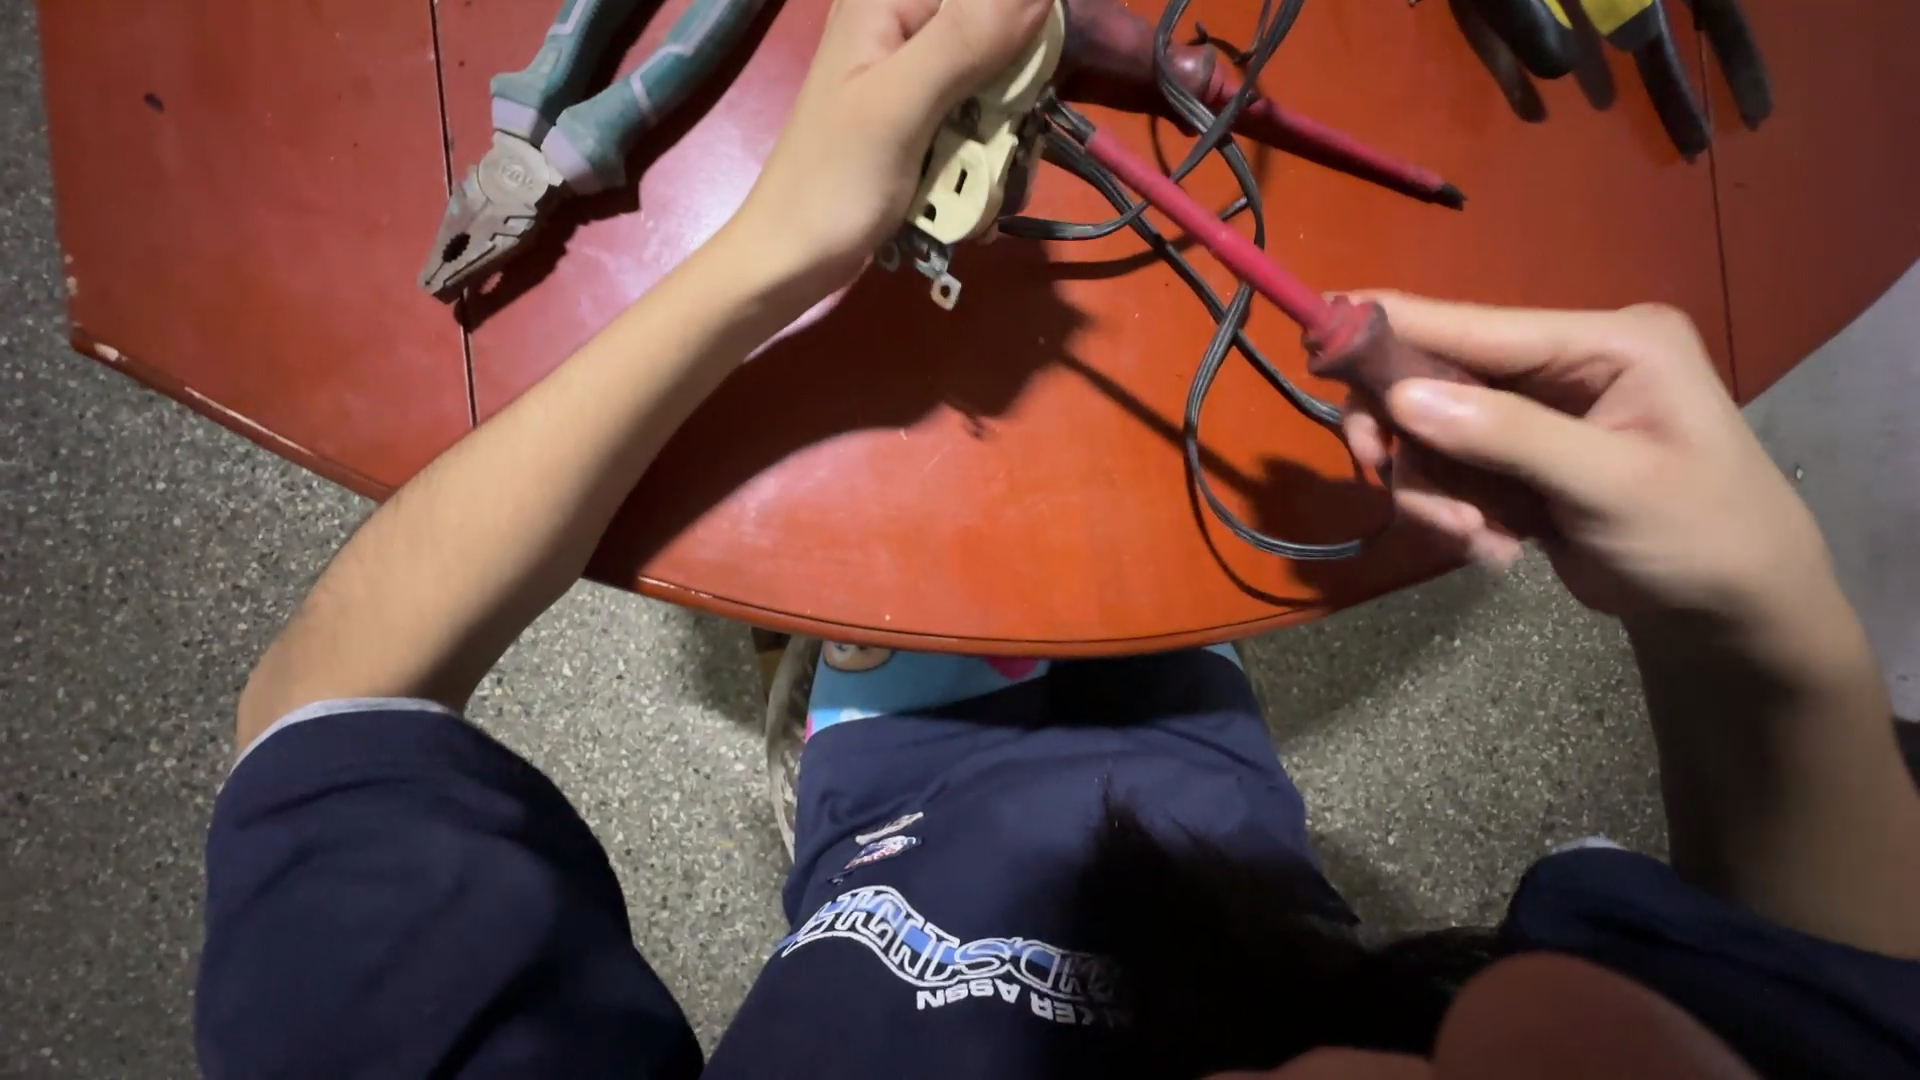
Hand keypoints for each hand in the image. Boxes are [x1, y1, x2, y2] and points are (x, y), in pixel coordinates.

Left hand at [727, 0, 1051, 292]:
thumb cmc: (833, 185)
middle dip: (1012, 111)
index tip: (1024, 104)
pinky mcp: (918, 130)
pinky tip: (970, 209)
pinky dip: (980, 172)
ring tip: (984, 199)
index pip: (991, 3)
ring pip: (993, 99)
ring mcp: (912, 86)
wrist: (792, 260)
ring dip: (999, 154)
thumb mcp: (900, 105)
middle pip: (998, 49)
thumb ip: (967, 38)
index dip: (1024, 45)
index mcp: (890, 2)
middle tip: (998, 163)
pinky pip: (974, 134)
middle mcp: (903, 31)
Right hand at [1341, 294, 1832, 624]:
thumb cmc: (1701, 534)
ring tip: (1472, 539)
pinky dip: (1447, 514)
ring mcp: (1524, 414)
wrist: (1724, 606)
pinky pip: (1438, 476)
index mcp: (1601, 342)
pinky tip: (1490, 547)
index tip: (1315, 330)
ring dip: (1431, 495)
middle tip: (1381, 476)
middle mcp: (1554, 366)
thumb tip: (1399, 400)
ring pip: (1423, 440)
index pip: (1471, 324)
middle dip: (1406, 441)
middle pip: (1428, 381)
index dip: (1388, 326)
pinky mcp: (1503, 458)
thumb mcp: (1613, 484)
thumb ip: (1509, 436)